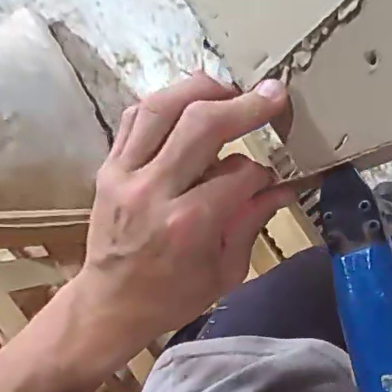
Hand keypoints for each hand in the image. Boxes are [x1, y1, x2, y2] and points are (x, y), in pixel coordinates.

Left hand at [62, 73, 292, 370]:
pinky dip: (165, 102)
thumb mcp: (225, 272)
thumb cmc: (173, 296)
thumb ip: (252, 222)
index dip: (262, 172)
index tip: (269, 178)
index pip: (239, 174)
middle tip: (272, 96)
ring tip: (230, 91)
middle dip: (244, 106)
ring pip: (162, 106)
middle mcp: (154, 190)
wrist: (111, 303)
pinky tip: (189, 104)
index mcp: (188, 224)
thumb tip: (282, 186)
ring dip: (202, 89)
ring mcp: (124, 174)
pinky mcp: (109, 167)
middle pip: (201, 123)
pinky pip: (134, 117)